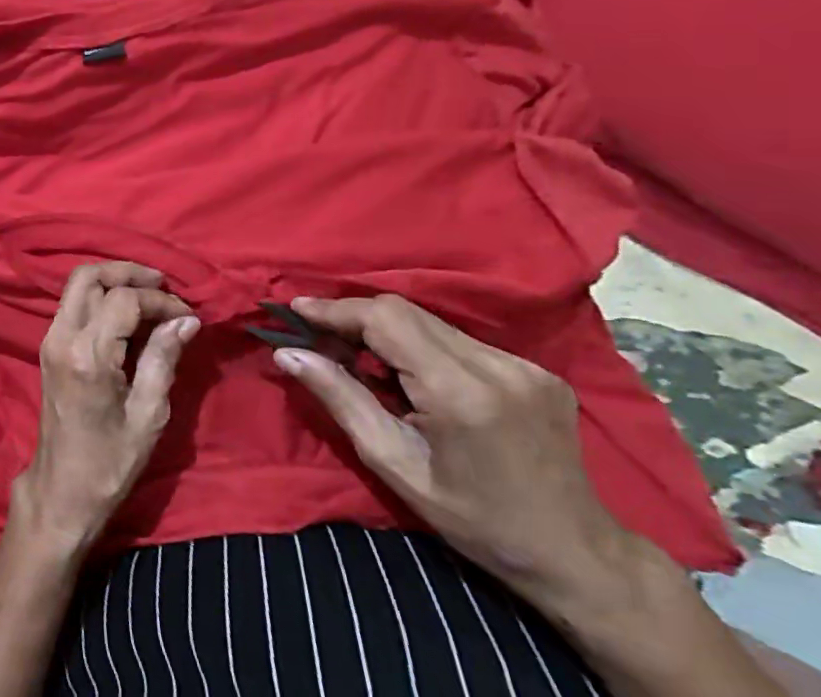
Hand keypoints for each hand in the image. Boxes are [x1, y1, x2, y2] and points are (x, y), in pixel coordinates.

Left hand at [14, 262, 198, 549]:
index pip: (122, 299)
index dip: (159, 299)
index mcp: (87, 355)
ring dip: (113, 282)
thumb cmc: (111, 460)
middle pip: (86, 276)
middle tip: (164, 285)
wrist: (63, 485)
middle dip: (127, 272)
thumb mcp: (149, 414)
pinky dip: (101, 298)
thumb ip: (163, 358)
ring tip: (152, 298)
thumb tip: (186, 320)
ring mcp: (49, 339)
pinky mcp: (48, 347)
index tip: (187, 315)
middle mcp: (61, 337)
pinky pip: (73, 305)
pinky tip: (131, 315)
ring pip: (76, 286)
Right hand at [276, 295, 631, 601]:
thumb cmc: (472, 518)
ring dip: (383, 331)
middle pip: (406, 312)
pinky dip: (417, 345)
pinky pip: (456, 339)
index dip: (335, 310)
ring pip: (429, 323)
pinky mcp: (535, 370)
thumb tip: (287, 354)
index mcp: (462, 393)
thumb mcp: (391, 461)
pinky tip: (406, 375)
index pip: (386, 320)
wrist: (575, 553)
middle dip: (352, 317)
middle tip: (316, 338)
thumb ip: (340, 398)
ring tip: (355, 358)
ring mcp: (523, 366)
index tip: (293, 311)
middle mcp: (498, 367)